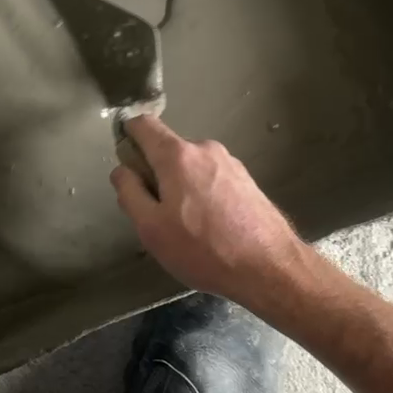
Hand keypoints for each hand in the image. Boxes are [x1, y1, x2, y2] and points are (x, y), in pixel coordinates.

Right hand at [111, 115, 306, 303]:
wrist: (271, 268)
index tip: (127, 163)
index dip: (128, 135)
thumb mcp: (151, 229)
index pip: (144, 124)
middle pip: (168, 149)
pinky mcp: (247, 180)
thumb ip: (129, 193)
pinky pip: (212, 178)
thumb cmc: (203, 249)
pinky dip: (204, 194)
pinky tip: (212, 227)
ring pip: (191, 166)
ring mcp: (230, 162)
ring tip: (188, 227)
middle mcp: (204, 148)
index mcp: (177, 155)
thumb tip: (121, 170)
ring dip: (181, 185)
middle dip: (156, 172)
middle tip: (158, 213)